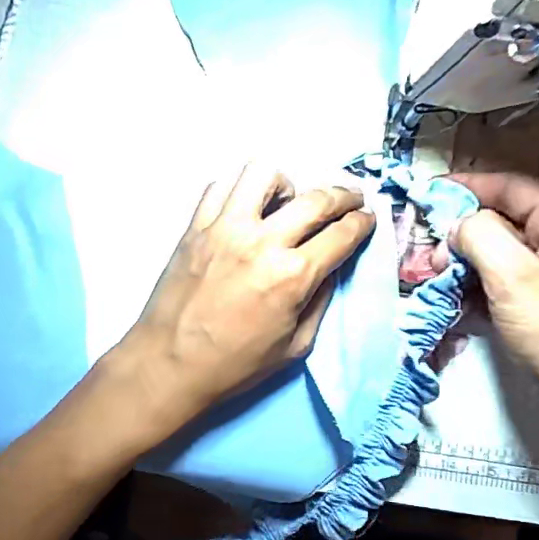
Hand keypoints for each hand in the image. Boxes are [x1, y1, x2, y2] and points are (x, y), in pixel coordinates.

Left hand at [110, 163, 374, 428]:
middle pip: (315, 199)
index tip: (369, 218)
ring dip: (287, 183)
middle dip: (344, 195)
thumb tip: (330, 268)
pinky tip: (248, 208)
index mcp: (293, 277)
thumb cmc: (236, 365)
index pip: (341, 235)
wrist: (170, 365)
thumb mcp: (296, 346)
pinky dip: (242, 190)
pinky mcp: (195, 226)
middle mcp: (262, 242)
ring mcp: (225, 228)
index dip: (362, 223)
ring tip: (290, 200)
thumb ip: (320, 301)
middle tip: (351, 198)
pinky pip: (221, 185)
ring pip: (264, 173)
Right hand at [448, 172, 538, 456]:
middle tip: (424, 257)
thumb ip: (479, 235)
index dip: (464, 188)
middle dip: (461, 236)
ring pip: (507, 259)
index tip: (424, 196)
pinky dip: (486, 292)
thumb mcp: (515, 277)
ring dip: (469, 267)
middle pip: (506, 223)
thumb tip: (458, 222)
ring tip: (434, 281)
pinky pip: (515, 289)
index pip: (509, 186)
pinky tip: (459, 304)